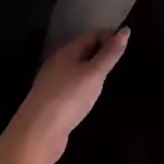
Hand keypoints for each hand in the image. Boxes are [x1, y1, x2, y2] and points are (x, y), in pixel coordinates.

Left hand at [9, 27, 128, 160]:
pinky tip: (90, 95)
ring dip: (93, 68)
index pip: (91, 34)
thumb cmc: (68, 98)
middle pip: (83, 49)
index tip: (126, 45)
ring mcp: (52, 82)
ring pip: (77, 67)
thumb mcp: (94, 74)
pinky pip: (72, 84)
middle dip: (102, 51)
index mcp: (67, 52)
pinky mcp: (52, 100)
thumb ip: (110, 53)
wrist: (37, 134)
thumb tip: (125, 30)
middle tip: (121, 61)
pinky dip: (85, 84)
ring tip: (109, 77)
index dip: (109, 35)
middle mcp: (57, 63)